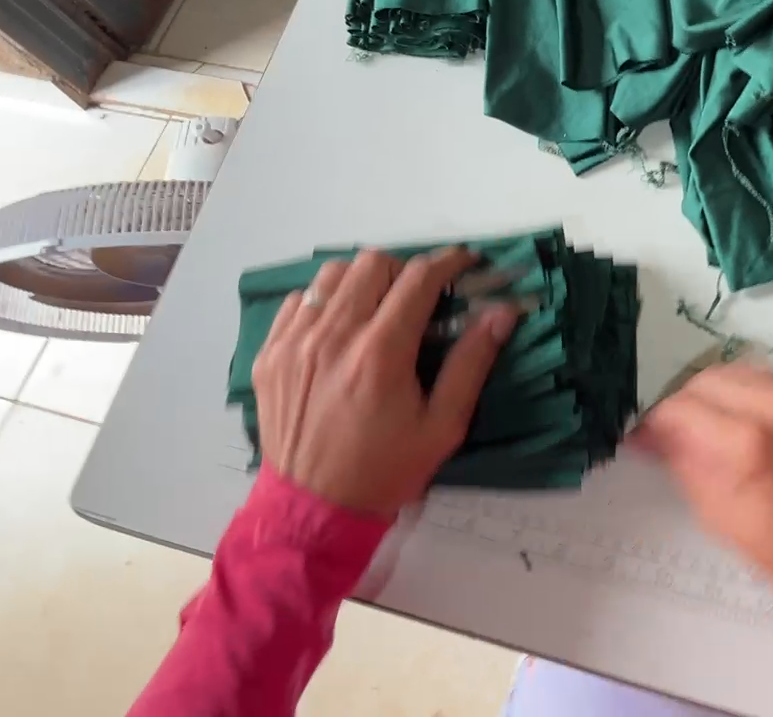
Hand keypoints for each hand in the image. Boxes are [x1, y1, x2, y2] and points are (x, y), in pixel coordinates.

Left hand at [252, 248, 517, 517]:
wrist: (312, 511)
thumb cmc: (386, 468)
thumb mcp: (443, 425)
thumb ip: (472, 362)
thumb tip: (502, 311)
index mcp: (380, 353)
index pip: (419, 277)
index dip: (449, 261)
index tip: (465, 262)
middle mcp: (333, 335)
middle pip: (374, 263)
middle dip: (406, 270)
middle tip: (420, 297)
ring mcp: (294, 342)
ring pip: (333, 273)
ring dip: (364, 280)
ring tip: (378, 308)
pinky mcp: (270, 353)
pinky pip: (299, 299)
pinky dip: (325, 301)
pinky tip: (339, 328)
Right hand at [634, 364, 772, 603]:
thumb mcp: (717, 512)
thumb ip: (682, 460)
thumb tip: (649, 432)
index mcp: (750, 444)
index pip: (683, 406)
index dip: (658, 418)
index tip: (648, 431)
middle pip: (711, 377)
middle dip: (688, 399)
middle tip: (681, 424)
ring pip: (745, 370)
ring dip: (723, 392)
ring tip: (718, 420)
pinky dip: (758, 394)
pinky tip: (758, 420)